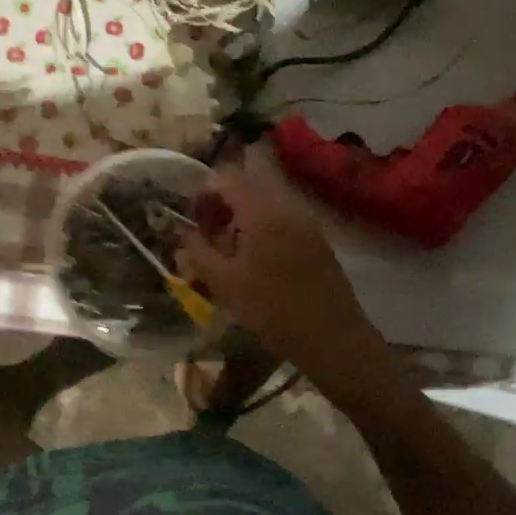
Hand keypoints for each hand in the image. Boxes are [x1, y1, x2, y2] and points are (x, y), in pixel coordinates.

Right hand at [176, 170, 379, 365]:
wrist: (331, 336)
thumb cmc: (272, 308)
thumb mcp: (224, 283)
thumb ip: (198, 251)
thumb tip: (184, 232)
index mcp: (262, 211)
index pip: (226, 178)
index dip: (204, 193)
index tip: (193, 221)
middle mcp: (287, 206)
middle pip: (247, 189)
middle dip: (222, 209)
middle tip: (208, 239)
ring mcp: (306, 222)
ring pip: (265, 206)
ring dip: (242, 221)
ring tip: (230, 255)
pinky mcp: (317, 240)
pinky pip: (282, 222)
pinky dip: (263, 231)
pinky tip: (256, 264)